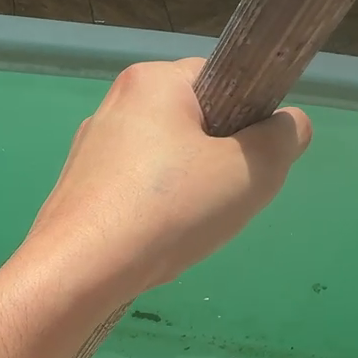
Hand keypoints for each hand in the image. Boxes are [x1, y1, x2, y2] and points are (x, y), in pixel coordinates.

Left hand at [12, 58, 311, 308]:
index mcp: (151, 83)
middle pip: (188, 130)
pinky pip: (126, 201)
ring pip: (157, 171)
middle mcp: (110, 110)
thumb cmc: (164, 213)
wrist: (73, 277)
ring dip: (179, 201)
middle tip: (217, 206)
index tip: (247, 163)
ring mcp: (84, 158)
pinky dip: (145, 222)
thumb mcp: (250, 172)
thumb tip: (286, 128)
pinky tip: (147, 250)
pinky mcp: (70, 200)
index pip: (221, 81)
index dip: (245, 119)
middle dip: (212, 167)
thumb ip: (280, 141)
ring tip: (179, 234)